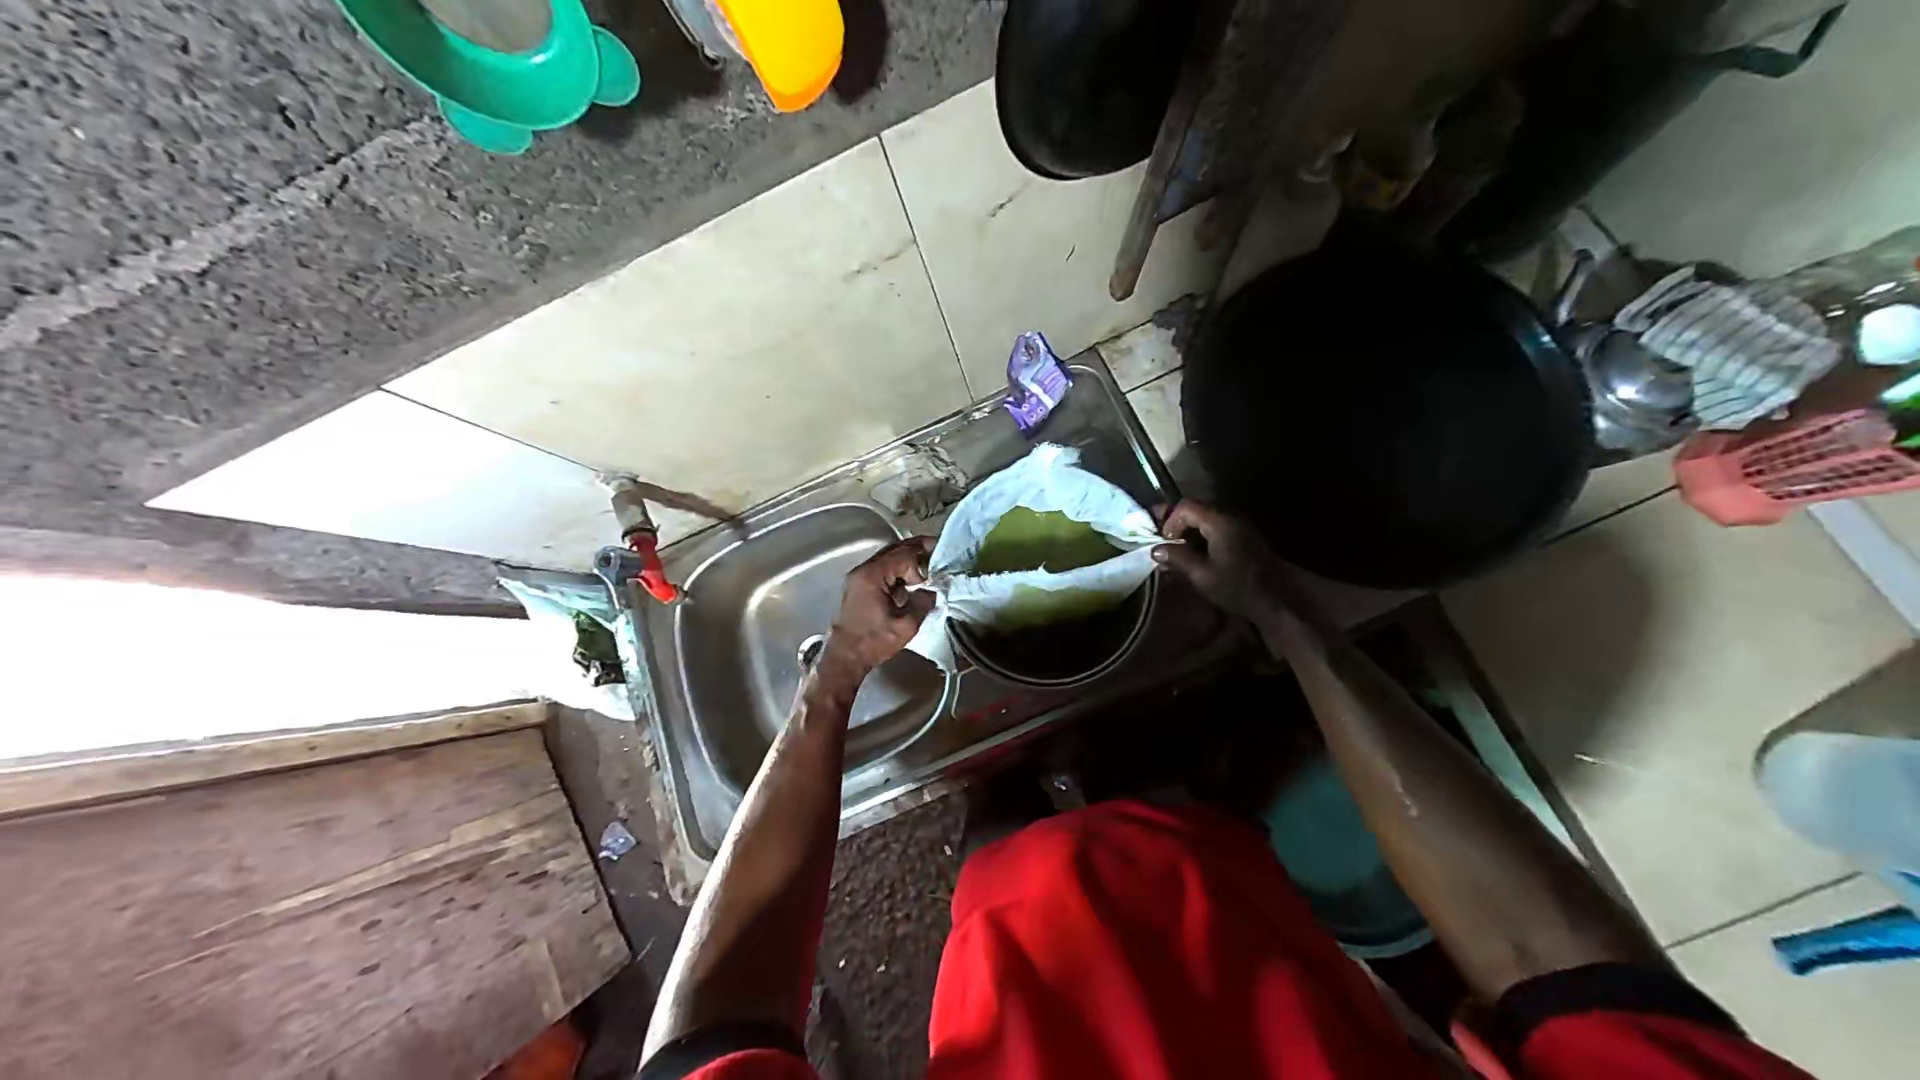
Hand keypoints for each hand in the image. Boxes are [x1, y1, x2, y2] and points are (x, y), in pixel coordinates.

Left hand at [816, 535, 937, 690]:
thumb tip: (931, 592)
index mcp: (872, 575)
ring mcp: (858, 578)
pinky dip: (896, 571)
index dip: (922, 560)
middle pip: (893, 550)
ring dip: (906, 560)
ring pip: (886, 559)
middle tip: (936, 550)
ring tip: (926, 566)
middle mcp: (863, 571)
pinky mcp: (858, 587)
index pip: (902, 555)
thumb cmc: (873, 642)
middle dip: (915, 550)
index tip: (936, 571)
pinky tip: (909, 582)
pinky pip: (881, 571)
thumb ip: (922, 603)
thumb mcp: (906, 626)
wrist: (845, 657)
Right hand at [1153, 500, 1294, 628]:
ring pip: (1204, 521)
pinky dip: (1199, 539)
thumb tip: (1156, 550)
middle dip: (1175, 525)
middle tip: (1162, 543)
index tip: (1163, 541)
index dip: (1169, 520)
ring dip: (1187, 533)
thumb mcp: (1202, 575)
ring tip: (1174, 553)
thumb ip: (1177, 559)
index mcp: (1219, 522)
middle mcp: (1229, 518)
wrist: (1279, 599)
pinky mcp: (1242, 539)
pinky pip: (1215, 530)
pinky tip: (1192, 557)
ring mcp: (1238, 528)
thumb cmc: (1238, 586)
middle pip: (1195, 510)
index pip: (1186, 506)